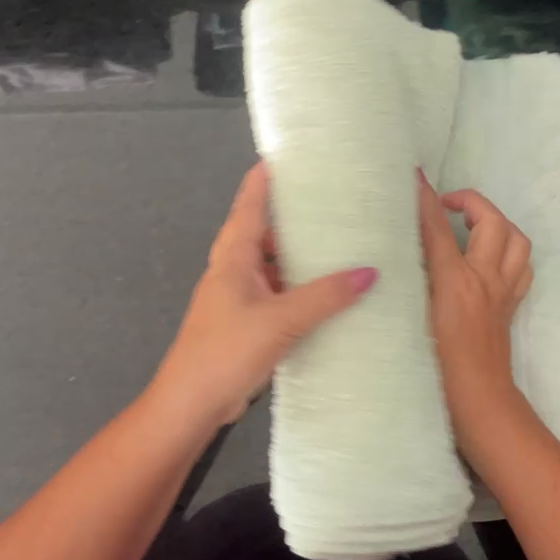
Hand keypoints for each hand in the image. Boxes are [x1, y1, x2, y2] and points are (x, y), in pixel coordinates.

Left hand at [150, 163, 377, 428]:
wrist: (189, 405)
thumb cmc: (224, 352)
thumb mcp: (279, 321)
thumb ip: (324, 297)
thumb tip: (370, 272)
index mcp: (233, 256)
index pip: (250, 204)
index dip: (265, 177)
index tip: (289, 154)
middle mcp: (233, 270)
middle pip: (263, 232)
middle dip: (292, 215)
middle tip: (331, 200)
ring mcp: (238, 298)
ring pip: (272, 265)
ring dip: (298, 255)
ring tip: (338, 242)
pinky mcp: (246, 324)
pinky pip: (277, 295)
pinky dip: (298, 289)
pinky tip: (326, 295)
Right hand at [416, 173, 533, 441]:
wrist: (480, 404)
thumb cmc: (436, 368)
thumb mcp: (410, 319)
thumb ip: (405, 283)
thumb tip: (393, 254)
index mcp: (455, 281)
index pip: (438, 226)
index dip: (424, 198)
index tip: (412, 176)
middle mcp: (485, 279)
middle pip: (492, 222)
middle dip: (471, 201)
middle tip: (444, 204)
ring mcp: (503, 293)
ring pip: (516, 241)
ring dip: (496, 223)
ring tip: (470, 225)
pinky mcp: (510, 307)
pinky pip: (520, 267)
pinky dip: (508, 252)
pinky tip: (488, 258)